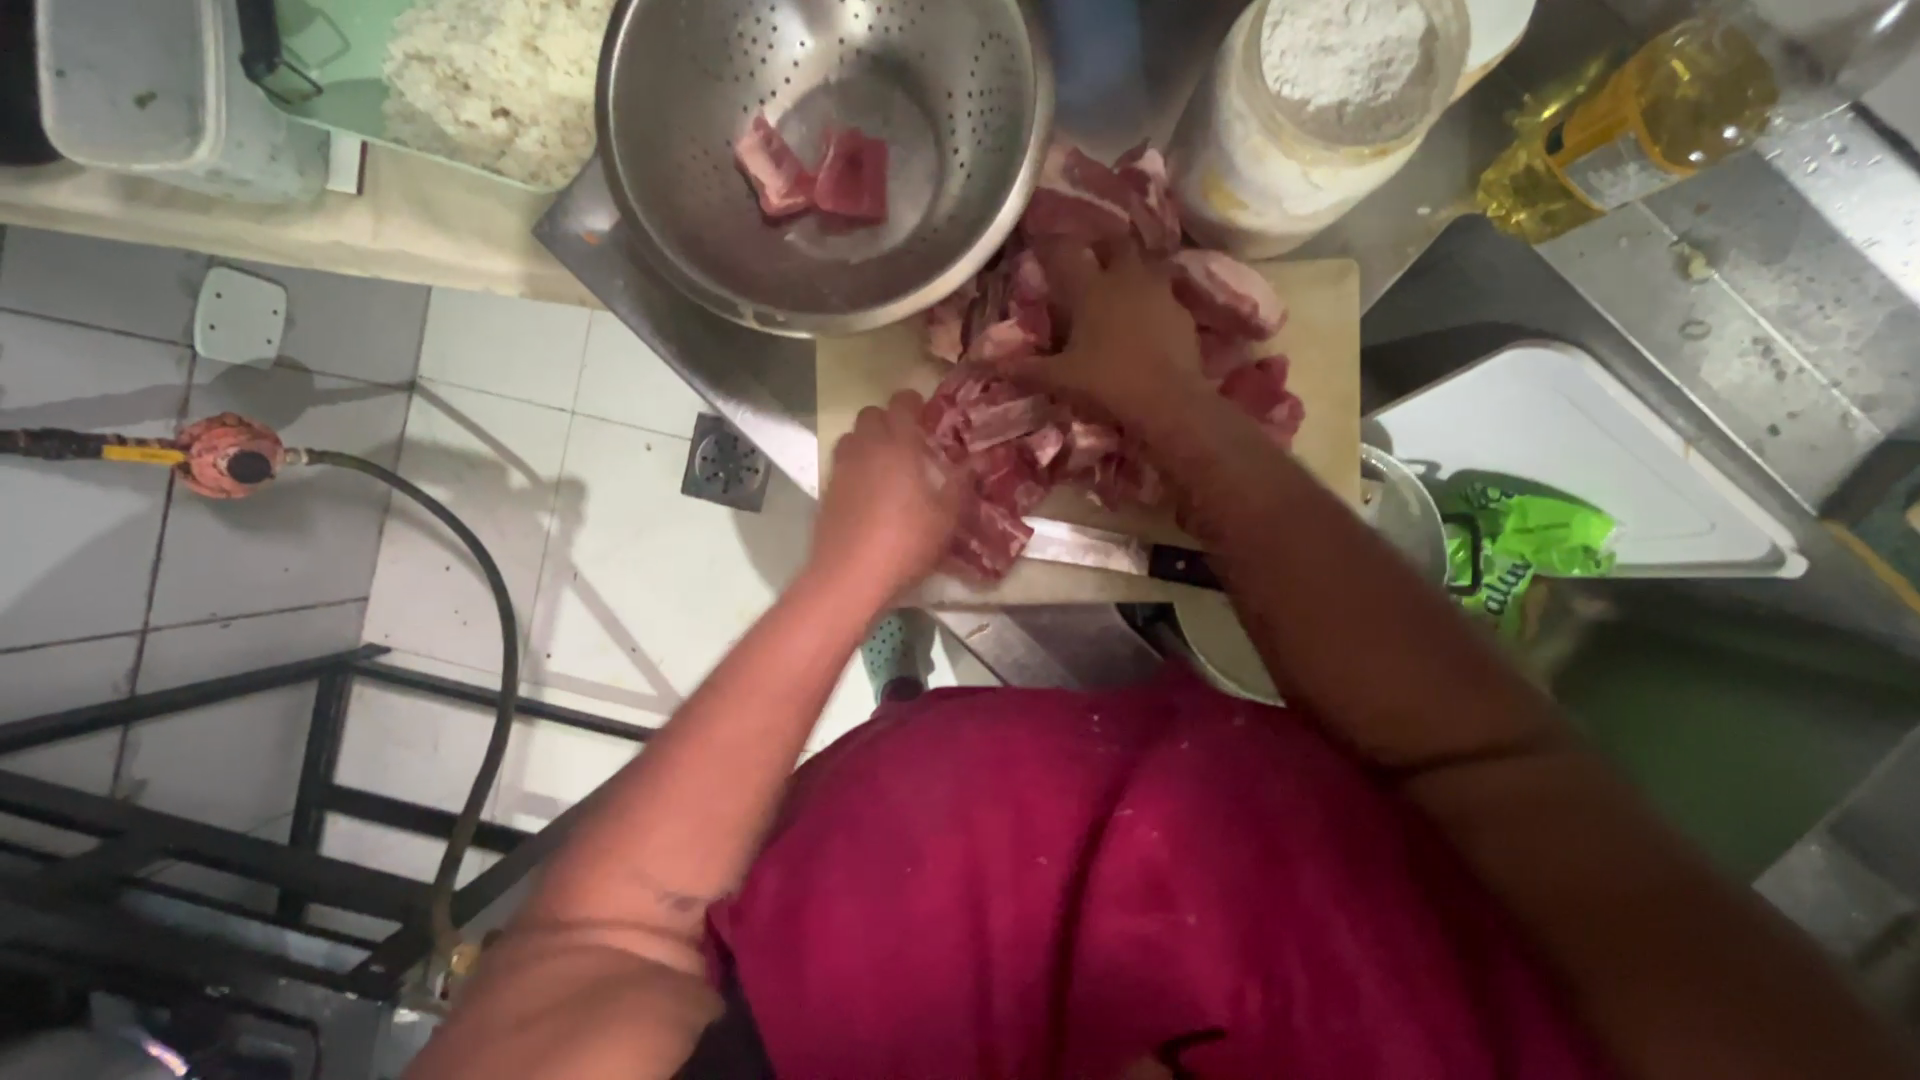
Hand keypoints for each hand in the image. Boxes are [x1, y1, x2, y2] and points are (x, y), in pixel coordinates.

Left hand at [810, 390, 963, 603]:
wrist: (849, 576)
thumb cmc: (906, 542)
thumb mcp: (946, 517)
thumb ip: (962, 484)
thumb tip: (980, 461)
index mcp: (897, 445)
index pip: (901, 403)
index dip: (914, 403)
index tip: (927, 415)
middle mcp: (865, 447)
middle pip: (871, 415)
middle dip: (889, 420)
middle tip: (910, 443)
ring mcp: (842, 468)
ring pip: (852, 437)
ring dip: (869, 441)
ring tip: (888, 466)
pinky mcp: (827, 491)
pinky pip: (842, 464)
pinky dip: (856, 467)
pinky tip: (871, 493)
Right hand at [1028, 245, 1209, 424]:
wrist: (1169, 401)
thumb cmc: (1108, 382)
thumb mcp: (1062, 379)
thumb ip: (1028, 369)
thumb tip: (991, 365)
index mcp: (1091, 288)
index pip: (1066, 252)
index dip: (1052, 245)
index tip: (1043, 246)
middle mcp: (1126, 278)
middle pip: (1116, 244)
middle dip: (1103, 249)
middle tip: (1092, 263)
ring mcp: (1159, 292)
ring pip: (1145, 264)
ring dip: (1132, 270)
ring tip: (1122, 289)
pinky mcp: (1182, 312)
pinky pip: (1165, 294)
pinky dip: (1153, 300)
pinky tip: (1147, 319)